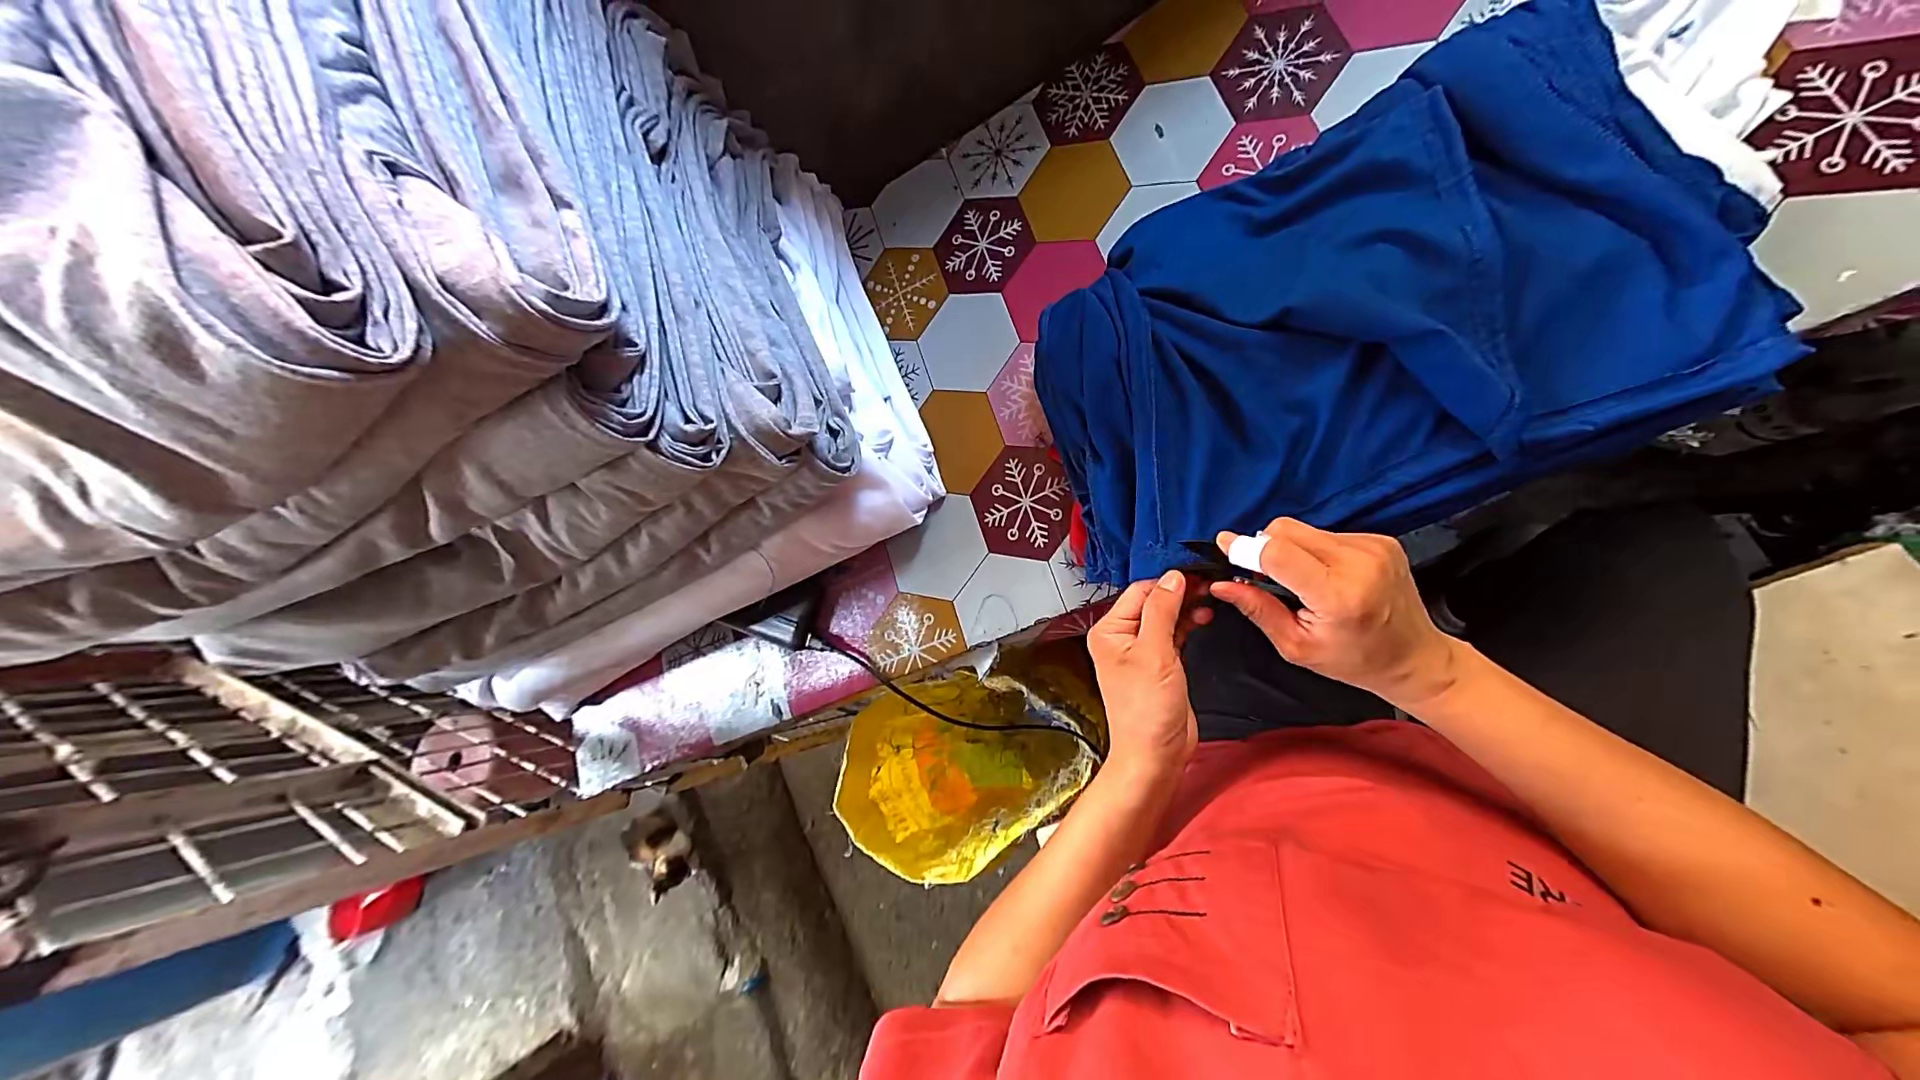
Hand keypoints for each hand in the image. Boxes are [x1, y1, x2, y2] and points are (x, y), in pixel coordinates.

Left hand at [1085, 570, 1205, 775]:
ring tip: (1208, 602)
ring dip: (1185, 608)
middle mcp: (1120, 638)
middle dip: (1180, 593)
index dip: (1168, 582)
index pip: (1139, 591)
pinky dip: (1187, 625)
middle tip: (1208, 587)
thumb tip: (1172, 579)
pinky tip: (1202, 618)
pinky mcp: (1159, 664)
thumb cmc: (1145, 712)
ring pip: (1165, 617)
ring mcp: (1140, 651)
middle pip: (1153, 602)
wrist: (1154, 753)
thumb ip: (1162, 611)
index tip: (1196, 575)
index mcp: (1109, 631)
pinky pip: (1172, 634)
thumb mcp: (1155, 652)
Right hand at [1211, 519, 1461, 708]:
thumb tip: (1221, 585)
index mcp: (1338, 594)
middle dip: (1264, 548)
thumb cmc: (1355, 659)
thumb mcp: (1296, 646)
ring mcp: (1373, 547)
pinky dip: (1312, 550)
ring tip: (1300, 581)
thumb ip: (1257, 609)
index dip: (1245, 548)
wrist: (1415, 658)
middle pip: (1284, 530)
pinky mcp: (1379, 540)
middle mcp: (1359, 562)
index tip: (1224, 548)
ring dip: (1288, 549)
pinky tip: (1322, 575)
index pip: (1277, 552)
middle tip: (1265, 578)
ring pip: (1302, 529)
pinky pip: (1324, 532)